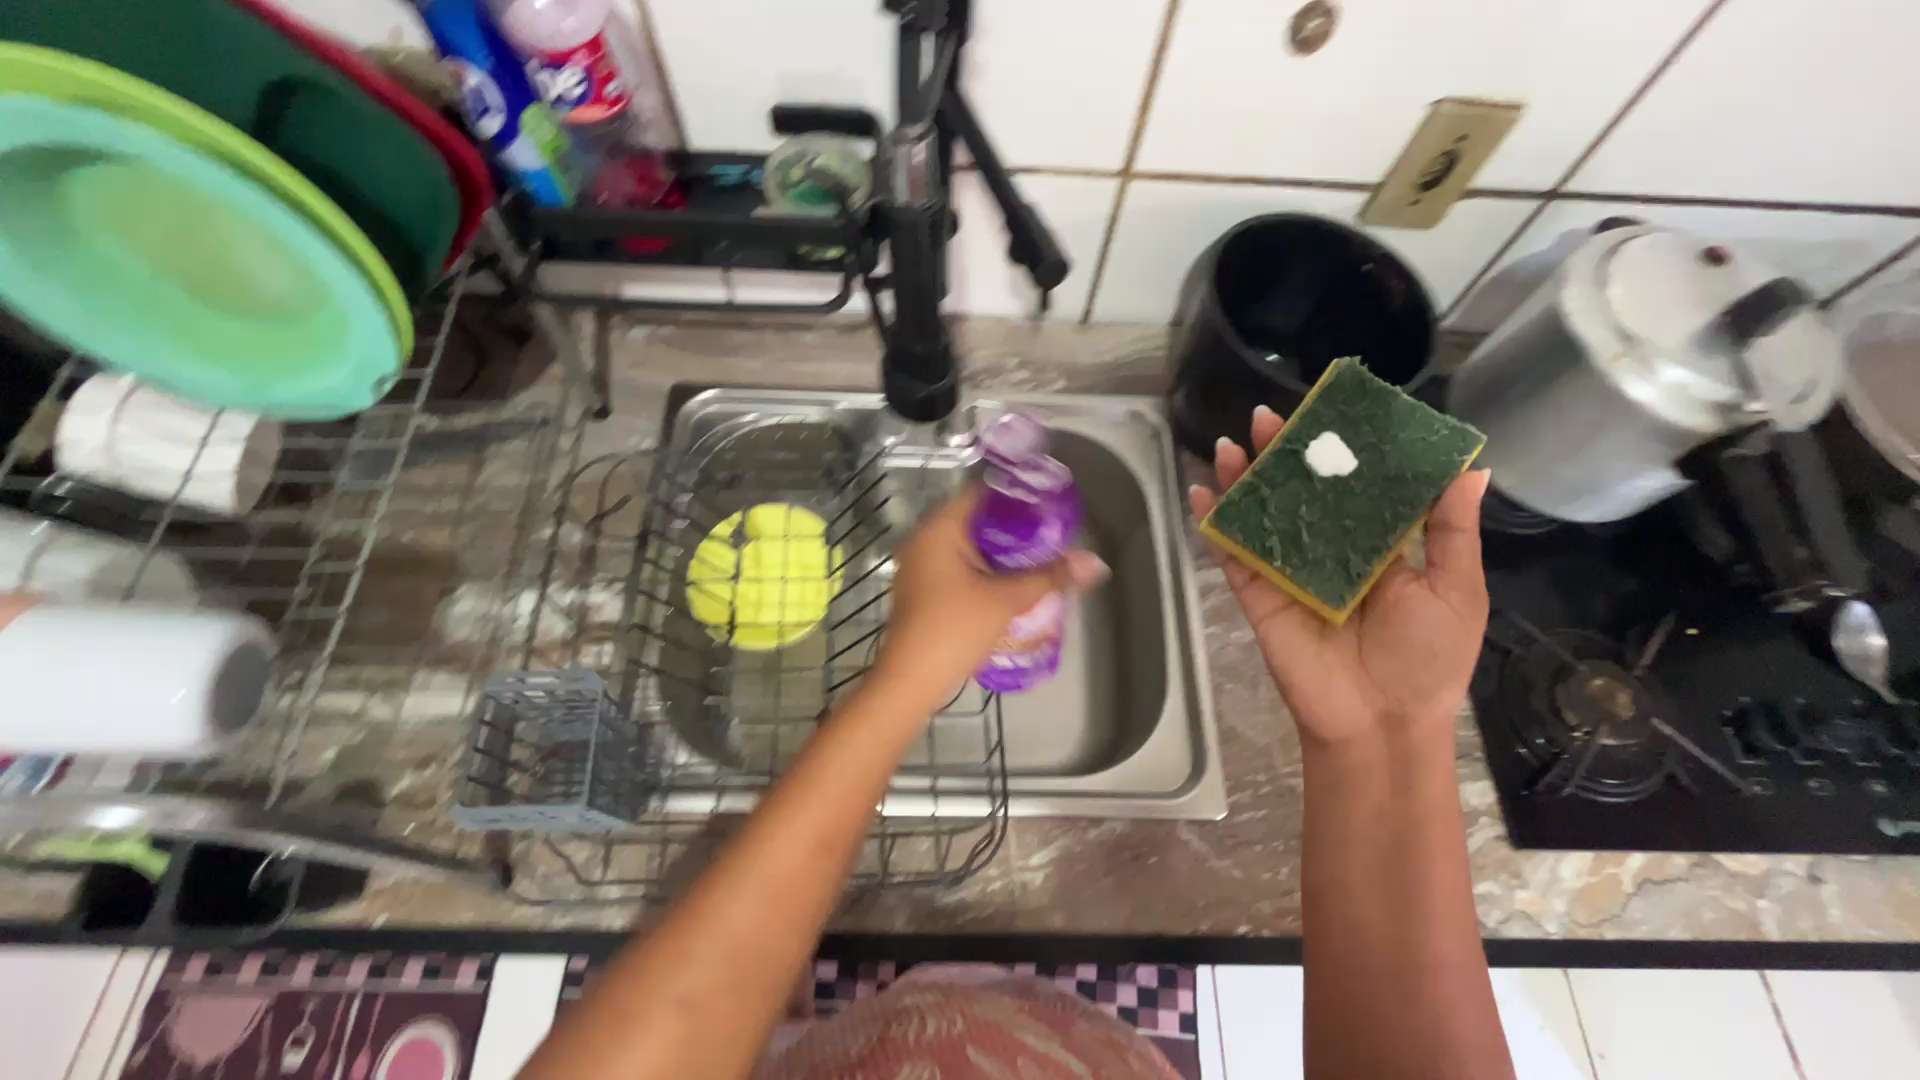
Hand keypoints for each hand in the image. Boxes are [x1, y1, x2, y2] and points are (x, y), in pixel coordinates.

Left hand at [872, 486, 1107, 712]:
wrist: (911, 681)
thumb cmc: (955, 629)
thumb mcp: (1007, 599)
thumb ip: (1050, 576)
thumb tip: (1095, 562)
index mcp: (938, 529)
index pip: (981, 494)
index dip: (1017, 497)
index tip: (1049, 505)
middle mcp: (923, 540)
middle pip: (975, 520)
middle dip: (1013, 528)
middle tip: (1052, 534)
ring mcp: (918, 566)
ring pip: (966, 546)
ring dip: (1000, 552)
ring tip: (1040, 557)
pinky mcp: (922, 590)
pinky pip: (957, 567)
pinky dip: (984, 570)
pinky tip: (1012, 583)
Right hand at [1188, 406, 1491, 748]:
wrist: (1380, 722)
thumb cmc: (1428, 658)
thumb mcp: (1455, 590)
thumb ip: (1451, 530)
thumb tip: (1471, 466)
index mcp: (1378, 546)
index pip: (1356, 485)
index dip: (1342, 447)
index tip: (1332, 408)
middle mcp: (1329, 550)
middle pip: (1300, 491)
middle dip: (1282, 453)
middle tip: (1267, 416)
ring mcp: (1288, 570)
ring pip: (1261, 514)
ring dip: (1242, 478)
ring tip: (1230, 443)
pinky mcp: (1258, 594)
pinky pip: (1233, 553)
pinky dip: (1215, 523)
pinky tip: (1201, 492)